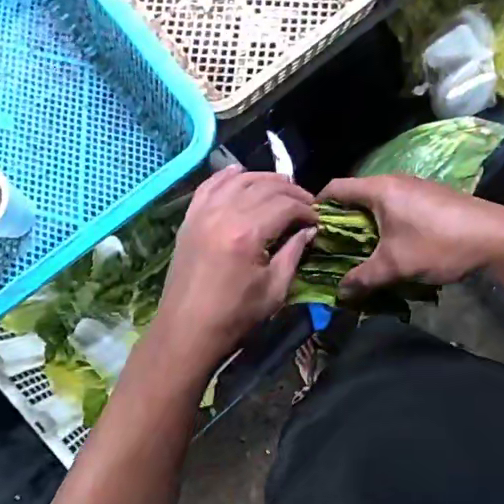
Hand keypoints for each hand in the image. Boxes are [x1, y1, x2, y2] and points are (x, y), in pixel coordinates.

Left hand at [150, 167, 315, 371]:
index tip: (317, 220)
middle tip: (306, 203)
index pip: (285, 205)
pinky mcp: (189, 220)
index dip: (306, 209)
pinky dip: (226, 176)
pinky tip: (239, 173)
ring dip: (263, 179)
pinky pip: (209, 186)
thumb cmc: (235, 316)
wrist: (186, 330)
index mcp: (247, 234)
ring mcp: (202, 214)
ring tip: (282, 187)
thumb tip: (308, 230)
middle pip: (264, 187)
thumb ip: (293, 253)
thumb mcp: (275, 289)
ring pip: (238, 180)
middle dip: (290, 191)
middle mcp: (223, 214)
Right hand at [318, 175, 503, 297]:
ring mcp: (415, 187)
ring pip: (377, 203)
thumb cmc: (438, 244)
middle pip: (355, 195)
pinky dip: (385, 223)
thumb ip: (364, 277)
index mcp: (379, 188)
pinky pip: (396, 206)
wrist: (496, 237)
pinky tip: (390, 246)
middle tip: (329, 247)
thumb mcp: (396, 265)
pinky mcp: (431, 198)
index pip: (335, 188)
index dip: (317, 206)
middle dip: (340, 221)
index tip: (308, 229)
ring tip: (358, 251)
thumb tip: (341, 292)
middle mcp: (394, 181)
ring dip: (365, 224)